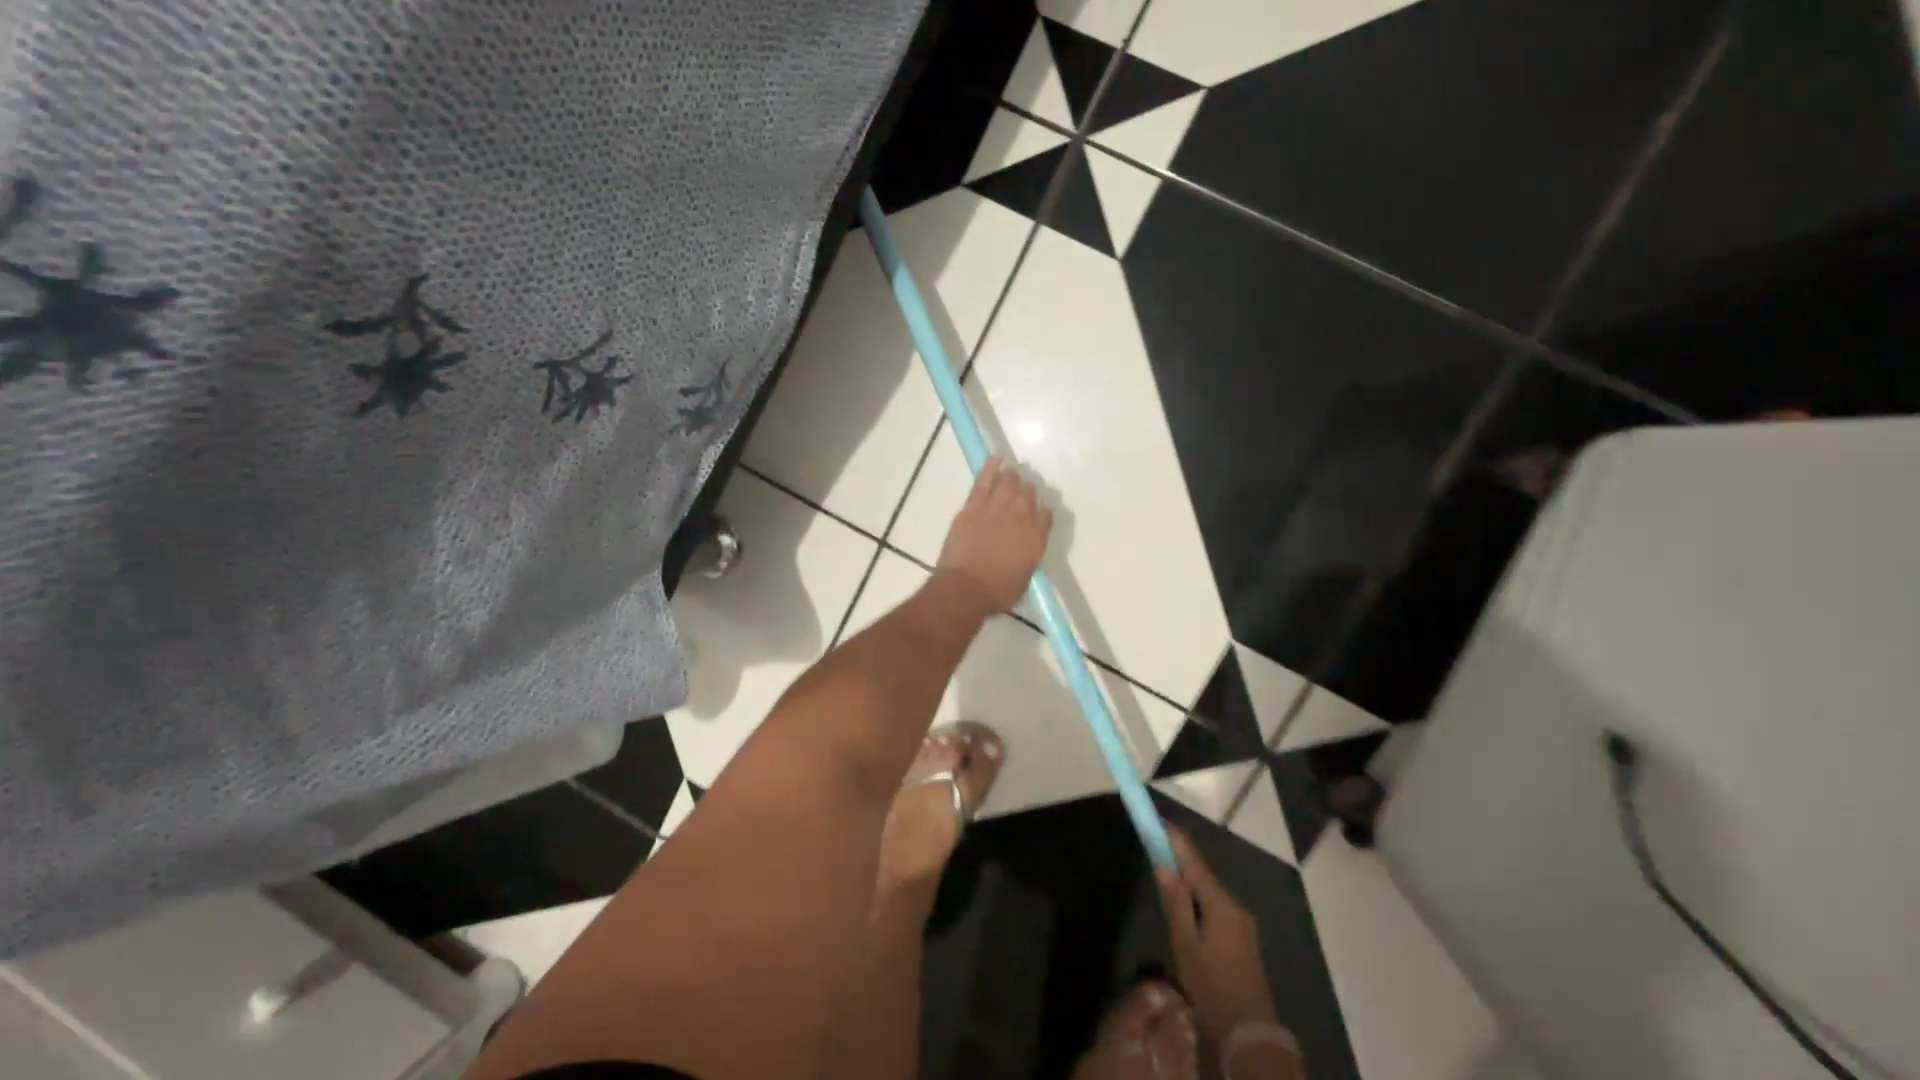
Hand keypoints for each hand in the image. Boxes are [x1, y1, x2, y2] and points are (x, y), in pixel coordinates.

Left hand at [935, 456, 1053, 612]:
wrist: (966, 588)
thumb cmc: (996, 592)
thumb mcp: (1023, 579)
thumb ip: (1027, 558)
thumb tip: (1024, 551)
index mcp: (1036, 540)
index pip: (1045, 517)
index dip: (1042, 513)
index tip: (1037, 513)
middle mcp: (1021, 519)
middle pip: (1028, 496)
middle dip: (1027, 492)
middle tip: (1023, 490)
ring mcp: (997, 510)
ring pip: (1009, 484)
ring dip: (1012, 477)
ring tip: (1012, 473)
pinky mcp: (974, 507)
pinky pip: (984, 481)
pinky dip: (991, 467)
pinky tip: (996, 458)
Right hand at [1156, 825, 1280, 1046]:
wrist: (1248, 1032)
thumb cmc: (1213, 989)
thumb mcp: (1186, 946)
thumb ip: (1175, 903)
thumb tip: (1162, 863)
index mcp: (1222, 905)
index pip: (1193, 860)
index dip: (1173, 838)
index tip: (1155, 819)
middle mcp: (1235, 906)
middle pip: (1201, 873)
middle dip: (1177, 855)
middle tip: (1151, 841)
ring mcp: (1241, 922)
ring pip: (1207, 890)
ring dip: (1185, 877)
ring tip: (1160, 867)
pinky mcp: (1240, 937)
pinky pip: (1213, 905)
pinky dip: (1195, 897)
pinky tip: (1180, 902)